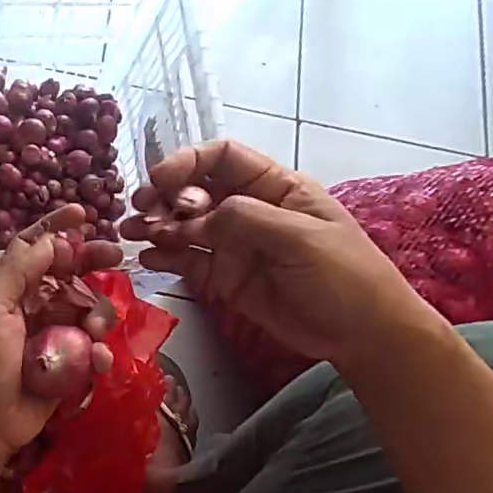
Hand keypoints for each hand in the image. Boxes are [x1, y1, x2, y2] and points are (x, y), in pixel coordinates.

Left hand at [0, 204, 118, 474]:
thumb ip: (17, 270)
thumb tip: (47, 240)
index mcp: (9, 288)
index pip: (34, 248)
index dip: (56, 228)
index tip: (82, 212)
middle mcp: (34, 304)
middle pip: (70, 271)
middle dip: (92, 260)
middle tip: (115, 255)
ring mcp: (54, 332)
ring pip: (88, 306)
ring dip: (97, 313)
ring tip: (93, 332)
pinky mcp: (70, 361)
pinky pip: (94, 346)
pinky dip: (99, 351)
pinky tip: (97, 358)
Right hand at [119, 140, 442, 365]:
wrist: (360, 334)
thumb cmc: (345, 276)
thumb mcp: (302, 238)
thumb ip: (245, 219)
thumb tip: (193, 216)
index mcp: (274, 187)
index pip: (222, 158)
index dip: (187, 161)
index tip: (159, 179)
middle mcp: (246, 210)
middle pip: (193, 191)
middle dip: (163, 197)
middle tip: (141, 212)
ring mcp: (231, 244)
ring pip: (181, 226)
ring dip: (154, 226)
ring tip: (132, 234)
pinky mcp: (220, 276)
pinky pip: (184, 261)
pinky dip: (162, 258)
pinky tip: (147, 259)